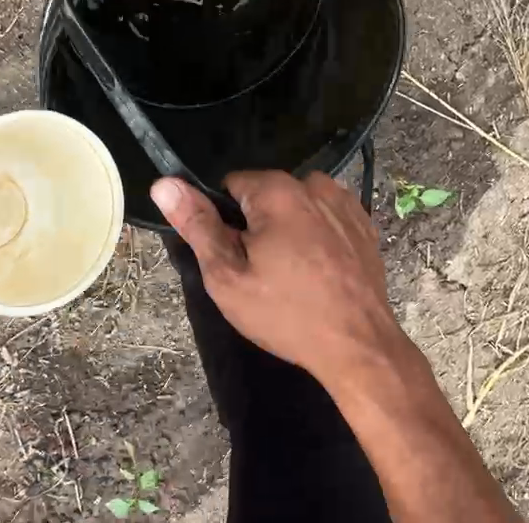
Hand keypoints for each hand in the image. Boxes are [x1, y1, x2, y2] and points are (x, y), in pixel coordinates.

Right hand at [152, 170, 406, 389]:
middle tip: (261, 273)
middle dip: (257, 225)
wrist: (358, 345)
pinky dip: (318, 237)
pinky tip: (319, 273)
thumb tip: (164, 184)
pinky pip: (326, 219)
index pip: (230, 186)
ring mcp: (344, 202)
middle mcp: (313, 183)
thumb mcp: (227, 276)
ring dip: (289, 229)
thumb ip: (197, 225)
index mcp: (275, 189)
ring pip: (297, 206)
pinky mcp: (364, 224)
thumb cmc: (286, 312)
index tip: (234, 256)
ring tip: (292, 276)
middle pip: (266, 195)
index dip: (224, 221)